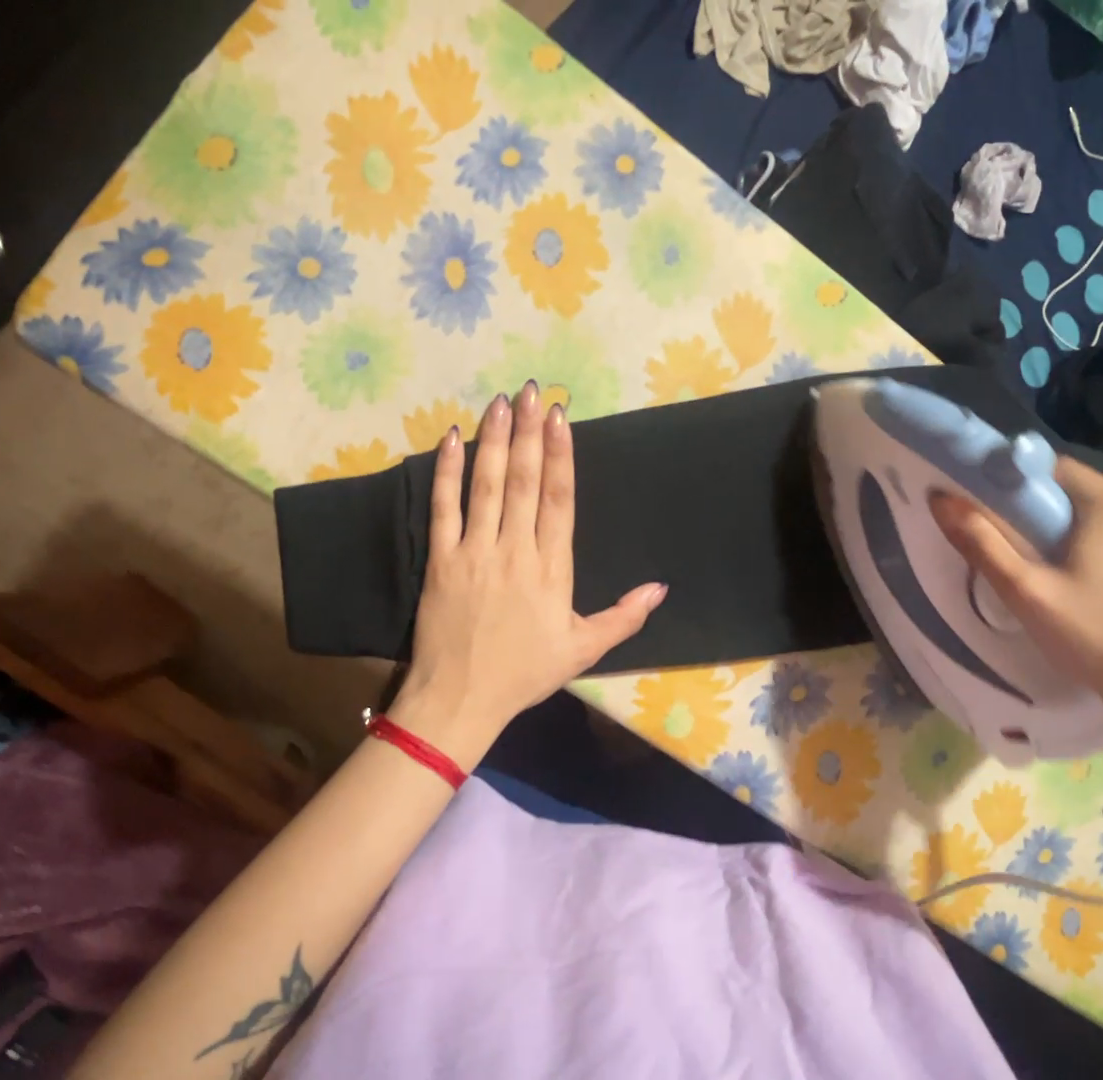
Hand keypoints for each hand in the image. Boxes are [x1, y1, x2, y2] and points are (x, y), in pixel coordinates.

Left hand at [389, 382, 666, 766]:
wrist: (460, 698)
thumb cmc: (524, 674)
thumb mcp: (582, 650)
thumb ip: (623, 617)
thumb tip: (660, 587)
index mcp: (551, 569)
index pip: (558, 500)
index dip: (561, 455)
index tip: (561, 417)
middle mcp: (514, 550)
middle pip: (525, 482)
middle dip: (530, 433)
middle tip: (532, 390)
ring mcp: (474, 551)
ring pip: (487, 486)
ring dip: (495, 441)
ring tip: (501, 402)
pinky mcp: (441, 559)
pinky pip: (443, 507)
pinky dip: (447, 471)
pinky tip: (452, 438)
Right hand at [929, 457, 1102, 734]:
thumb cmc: (1095, 638)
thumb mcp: (1026, 593)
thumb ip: (981, 542)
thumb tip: (941, 499)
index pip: (1053, 470)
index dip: (1021, 492)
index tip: (1005, 525)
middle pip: (1084, 496)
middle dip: (1054, 522)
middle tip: (1035, 567)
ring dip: (1088, 542)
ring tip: (1074, 590)